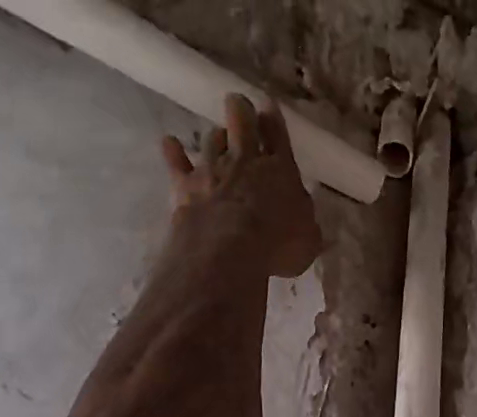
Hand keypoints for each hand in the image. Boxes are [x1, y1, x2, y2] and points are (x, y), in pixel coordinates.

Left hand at [162, 94, 324, 279]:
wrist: (229, 250)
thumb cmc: (277, 246)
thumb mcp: (308, 240)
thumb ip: (307, 224)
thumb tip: (307, 219)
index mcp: (280, 171)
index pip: (278, 135)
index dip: (273, 119)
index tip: (269, 107)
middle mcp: (245, 161)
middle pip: (241, 122)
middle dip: (241, 111)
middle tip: (238, 106)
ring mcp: (213, 169)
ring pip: (212, 139)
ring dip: (216, 137)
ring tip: (218, 138)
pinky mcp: (186, 184)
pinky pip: (177, 161)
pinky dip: (174, 152)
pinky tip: (169, 143)